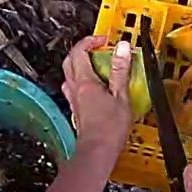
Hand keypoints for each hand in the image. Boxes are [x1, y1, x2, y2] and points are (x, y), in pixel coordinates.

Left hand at [62, 36, 132, 154]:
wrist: (97, 151)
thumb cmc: (110, 128)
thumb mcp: (121, 96)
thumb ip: (121, 70)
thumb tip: (122, 48)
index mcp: (84, 82)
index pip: (80, 51)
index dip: (90, 41)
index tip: (104, 40)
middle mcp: (75, 89)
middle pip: (70, 60)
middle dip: (82, 50)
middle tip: (98, 48)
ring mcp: (73, 99)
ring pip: (69, 74)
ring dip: (80, 64)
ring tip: (96, 64)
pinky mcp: (76, 109)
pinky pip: (74, 87)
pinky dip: (81, 79)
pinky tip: (94, 85)